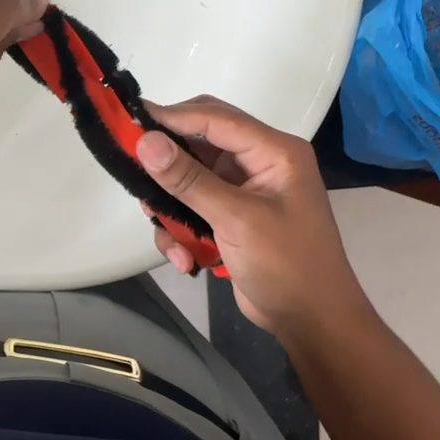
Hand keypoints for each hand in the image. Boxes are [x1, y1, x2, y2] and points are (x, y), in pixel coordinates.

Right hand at [134, 96, 369, 333]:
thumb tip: (144, 141)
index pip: (215, 118)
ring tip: (162, 226)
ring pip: (189, 176)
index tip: (127, 120)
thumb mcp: (236, 219)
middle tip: (132, 167)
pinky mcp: (230, 215)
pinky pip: (191, 206)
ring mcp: (244, 189)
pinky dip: (181, 229)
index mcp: (274, 151)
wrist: (312, 322)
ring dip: (171, 204)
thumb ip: (188, 180)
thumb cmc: (287, 265)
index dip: (171, 116)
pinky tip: (184, 257)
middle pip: (199, 140)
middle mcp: (258, 161)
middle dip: (168, 160)